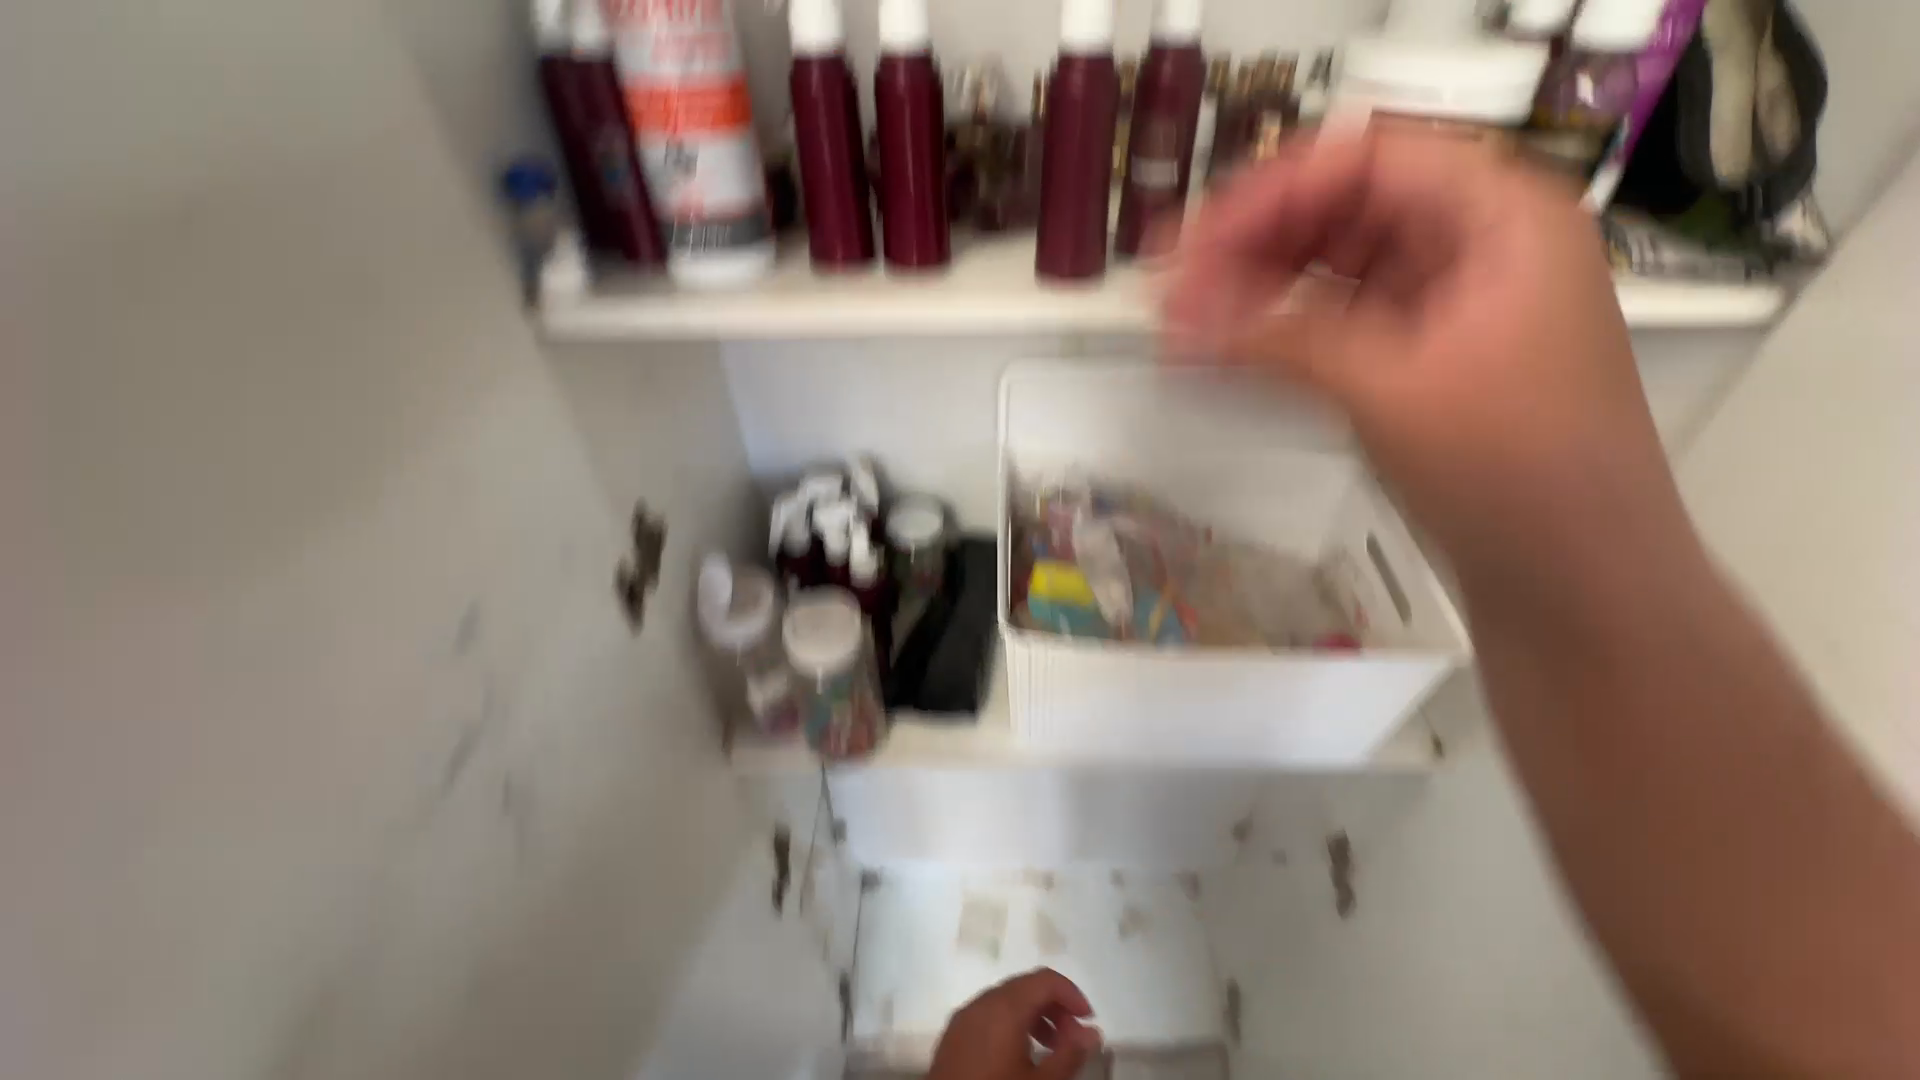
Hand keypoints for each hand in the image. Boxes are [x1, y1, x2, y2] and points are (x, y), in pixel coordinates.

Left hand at [925, 968, 1102, 1079]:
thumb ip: (1069, 1055)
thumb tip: (1092, 1032)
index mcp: (1004, 1007)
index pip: (1045, 979)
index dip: (1072, 994)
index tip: (1088, 1022)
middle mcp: (982, 1002)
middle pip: (1026, 987)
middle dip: (1055, 1008)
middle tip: (1073, 1041)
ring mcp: (964, 1017)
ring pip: (1006, 1001)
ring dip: (1034, 1016)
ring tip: (1051, 1050)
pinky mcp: (953, 1034)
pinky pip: (989, 1015)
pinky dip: (1011, 1024)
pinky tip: (1020, 1056)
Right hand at [1161, 131, 1690, 588]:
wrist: (1572, 574)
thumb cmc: (1517, 473)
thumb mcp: (1392, 391)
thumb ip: (1283, 341)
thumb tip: (1183, 318)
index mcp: (1498, 220)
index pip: (1365, 162)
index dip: (1270, 193)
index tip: (1194, 241)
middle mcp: (1471, 245)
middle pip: (1340, 209)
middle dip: (1251, 244)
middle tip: (1174, 289)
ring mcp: (1441, 301)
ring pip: (1329, 264)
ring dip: (1255, 287)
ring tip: (1185, 321)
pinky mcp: (1414, 352)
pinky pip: (1332, 317)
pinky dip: (1278, 329)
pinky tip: (1226, 347)